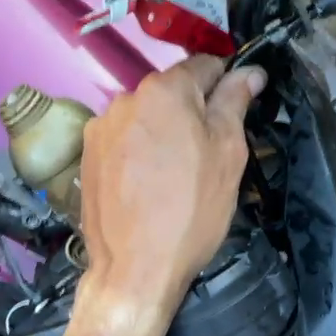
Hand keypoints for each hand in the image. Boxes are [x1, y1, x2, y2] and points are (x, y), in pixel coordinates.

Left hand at [78, 56, 264, 325]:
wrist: (134, 269)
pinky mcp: (87, 157)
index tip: (236, 111)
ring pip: (145, 119)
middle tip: (207, 156)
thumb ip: (235, 103)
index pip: (204, 65)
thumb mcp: (228, 155)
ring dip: (162, 134)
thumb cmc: (191, 212)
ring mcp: (101, 128)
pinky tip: (148, 187)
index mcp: (164, 90)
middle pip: (171, 93)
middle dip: (191, 114)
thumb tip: (249, 70)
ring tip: (174, 177)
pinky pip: (123, 143)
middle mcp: (125, 99)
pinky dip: (138, 155)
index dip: (226, 85)